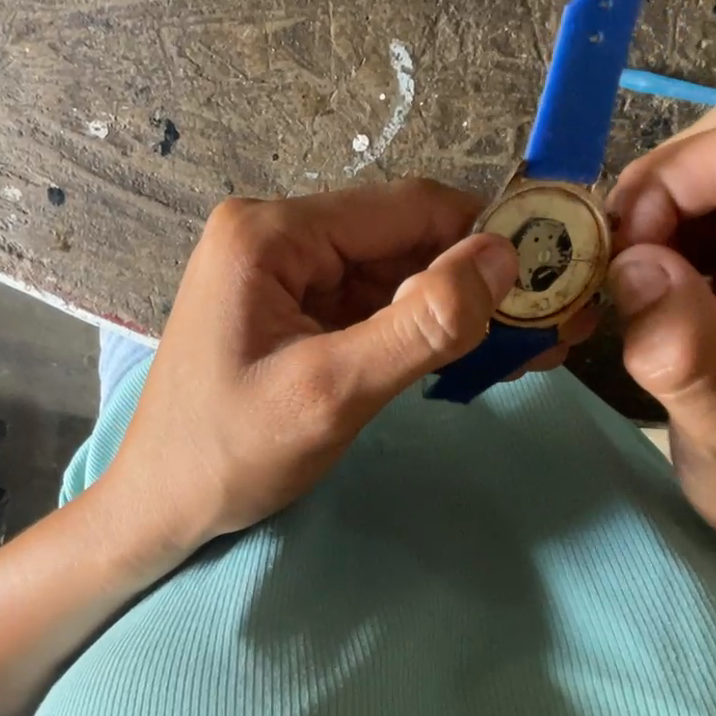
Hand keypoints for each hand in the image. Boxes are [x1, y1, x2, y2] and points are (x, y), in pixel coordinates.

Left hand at [105, 179, 586, 547]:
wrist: (159, 507)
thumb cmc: (229, 455)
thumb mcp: (331, 392)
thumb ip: (422, 325)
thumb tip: (506, 256)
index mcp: (270, 233)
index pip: (405, 208)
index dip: (485, 237)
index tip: (555, 274)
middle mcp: (272, 236)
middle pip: (398, 240)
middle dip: (471, 282)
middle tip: (545, 326)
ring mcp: (277, 275)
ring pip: (388, 276)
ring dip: (449, 312)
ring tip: (519, 350)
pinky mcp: (285, 313)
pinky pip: (364, 308)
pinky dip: (413, 333)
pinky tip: (461, 359)